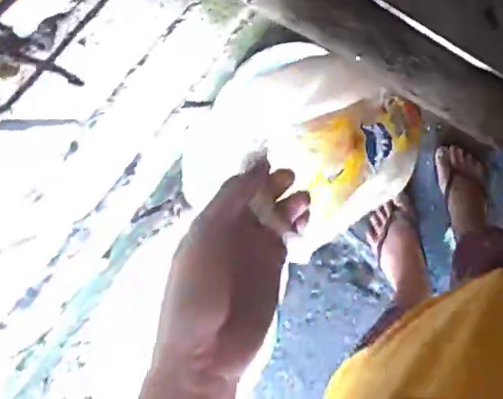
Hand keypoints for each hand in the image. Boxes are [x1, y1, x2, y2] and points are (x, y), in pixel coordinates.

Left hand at [143, 159, 308, 398]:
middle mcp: (235, 227)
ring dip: (292, 198)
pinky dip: (302, 220)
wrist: (206, 354)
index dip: (255, 167)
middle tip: (290, 175)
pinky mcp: (277, 262)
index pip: (237, 184)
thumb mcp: (205, 237)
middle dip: (277, 180)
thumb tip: (259, 164)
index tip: (276, 149)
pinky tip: (306, 217)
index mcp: (211, 220)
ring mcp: (257, 245)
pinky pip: (292, 231)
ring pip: (280, 208)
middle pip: (262, 192)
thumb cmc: (196, 292)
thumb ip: (231, 198)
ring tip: (301, 200)